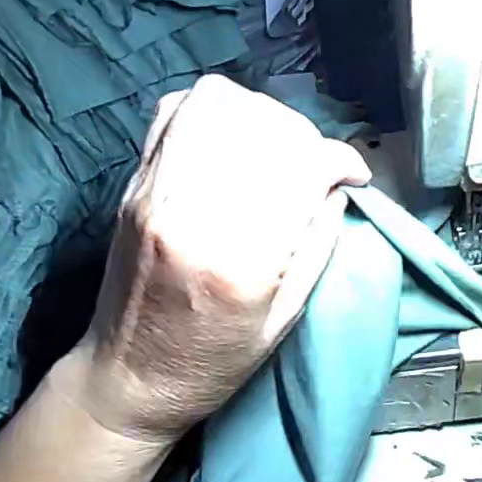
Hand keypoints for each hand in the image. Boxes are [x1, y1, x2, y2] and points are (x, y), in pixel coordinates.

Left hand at [58, 75, 370, 451]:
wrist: (126, 376)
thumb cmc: (213, 362)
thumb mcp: (283, 320)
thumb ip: (316, 248)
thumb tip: (337, 191)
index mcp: (237, 261)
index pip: (302, 170)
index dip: (341, 161)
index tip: (355, 176)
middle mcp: (192, 212)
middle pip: (265, 128)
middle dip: (308, 139)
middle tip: (317, 168)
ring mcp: (155, 190)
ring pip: (221, 105)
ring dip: (265, 116)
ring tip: (279, 148)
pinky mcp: (134, 183)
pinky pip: (177, 109)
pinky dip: (218, 108)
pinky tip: (236, 136)